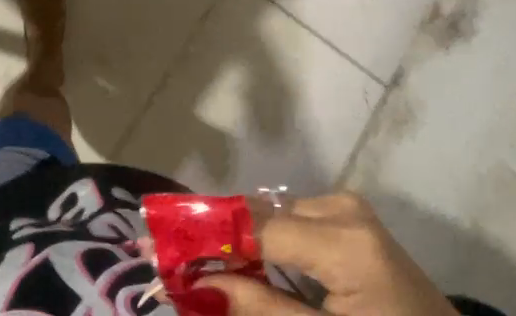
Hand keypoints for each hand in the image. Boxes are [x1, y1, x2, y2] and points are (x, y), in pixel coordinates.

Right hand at [200, 194, 457, 315]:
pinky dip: (268, 244)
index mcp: (343, 241)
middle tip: (178, 266)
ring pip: (273, 216)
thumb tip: (196, 282)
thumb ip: (261, 308)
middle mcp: (343, 208)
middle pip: (260, 215)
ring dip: (241, 243)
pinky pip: (295, 223)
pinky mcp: (355, 221)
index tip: (160, 249)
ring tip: (209, 271)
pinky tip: (250, 268)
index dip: (204, 237)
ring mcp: (351, 211)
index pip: (254, 226)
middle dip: (218, 240)